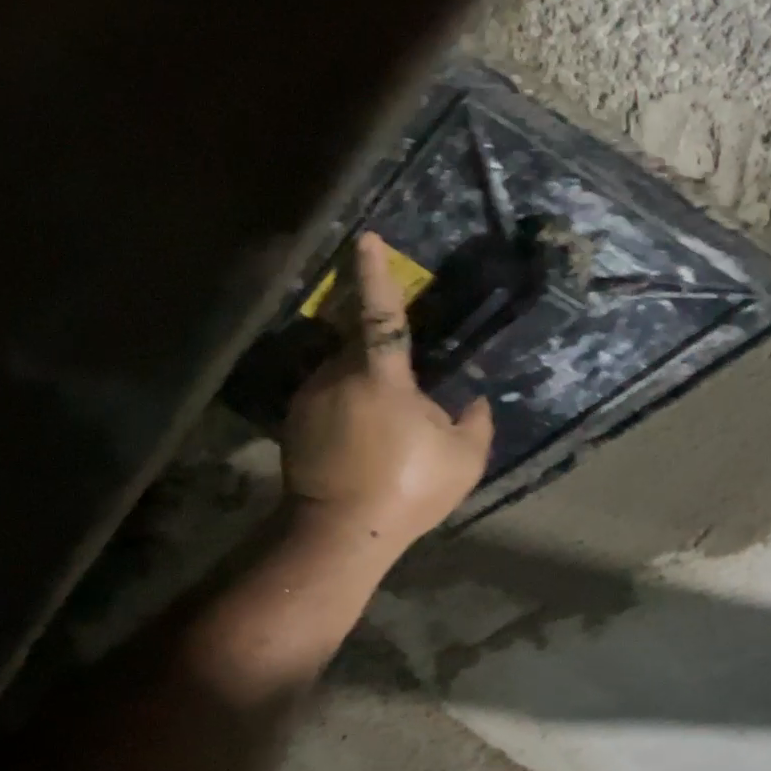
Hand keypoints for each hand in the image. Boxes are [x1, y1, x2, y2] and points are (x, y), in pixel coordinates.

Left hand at [278, 233, 493, 546]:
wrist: (338, 532)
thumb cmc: (405, 491)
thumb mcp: (462, 460)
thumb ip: (476, 422)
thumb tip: (476, 400)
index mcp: (381, 376)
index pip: (381, 312)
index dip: (375, 272)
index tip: (366, 238)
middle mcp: (338, 374)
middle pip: (360, 346)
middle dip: (378, 360)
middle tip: (397, 402)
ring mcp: (310, 395)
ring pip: (340, 373)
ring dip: (359, 389)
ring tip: (378, 435)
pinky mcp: (293, 419)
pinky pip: (323, 397)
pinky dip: (340, 409)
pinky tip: (354, 445)